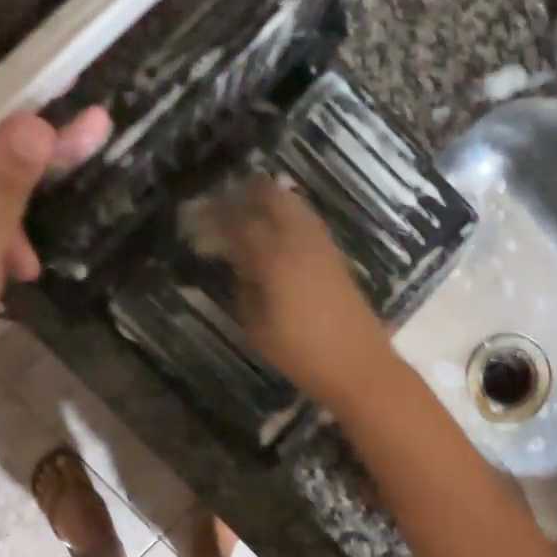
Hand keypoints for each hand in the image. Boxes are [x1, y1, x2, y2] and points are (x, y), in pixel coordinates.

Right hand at [220, 175, 401, 411]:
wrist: (357, 364)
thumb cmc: (300, 353)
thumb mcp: (257, 327)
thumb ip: (244, 289)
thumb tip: (239, 266)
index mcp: (273, 257)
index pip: (238, 223)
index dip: (216, 215)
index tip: (199, 214)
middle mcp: (298, 241)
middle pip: (271, 197)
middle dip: (247, 192)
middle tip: (226, 198)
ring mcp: (321, 245)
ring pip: (294, 204)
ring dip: (270, 199)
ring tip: (250, 204)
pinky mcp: (336, 255)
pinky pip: (308, 221)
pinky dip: (289, 214)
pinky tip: (279, 226)